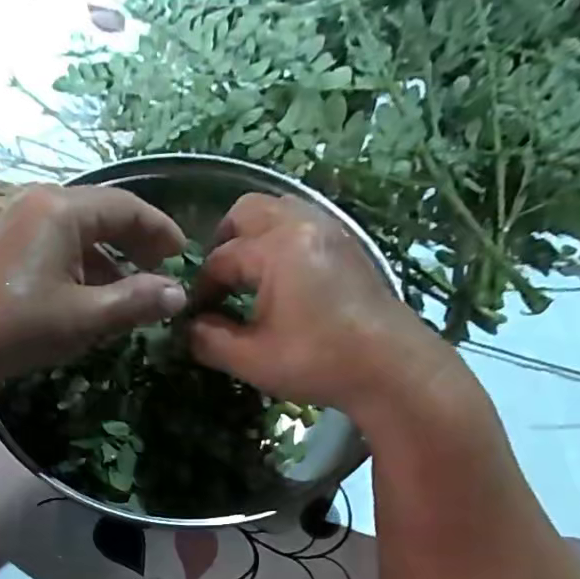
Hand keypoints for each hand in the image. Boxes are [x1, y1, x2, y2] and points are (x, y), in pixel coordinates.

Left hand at [0, 184, 189, 396]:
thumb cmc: (20, 328)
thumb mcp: (86, 318)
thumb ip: (136, 302)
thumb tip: (178, 294)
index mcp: (62, 210)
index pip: (127, 207)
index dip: (160, 230)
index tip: (183, 256)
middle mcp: (39, 205)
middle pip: (103, 214)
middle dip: (137, 242)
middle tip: (163, 271)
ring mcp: (19, 224)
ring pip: (81, 233)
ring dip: (112, 259)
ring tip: (134, 291)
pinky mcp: (7, 249)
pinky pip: (58, 246)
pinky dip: (84, 267)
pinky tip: (94, 297)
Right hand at [188, 193, 456, 413]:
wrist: (390, 367)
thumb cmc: (318, 361)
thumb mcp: (253, 360)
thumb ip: (211, 340)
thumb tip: (189, 329)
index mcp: (276, 248)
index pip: (220, 259)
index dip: (201, 288)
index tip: (193, 316)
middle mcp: (302, 224)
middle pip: (246, 211)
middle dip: (223, 243)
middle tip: (218, 282)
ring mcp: (330, 230)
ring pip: (278, 210)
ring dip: (254, 237)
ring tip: (247, 278)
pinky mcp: (347, 245)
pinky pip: (304, 223)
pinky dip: (281, 240)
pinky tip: (281, 280)